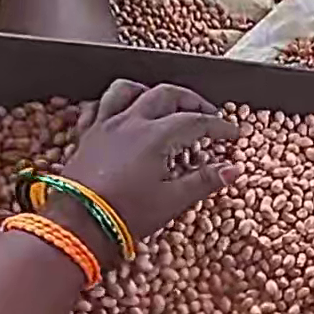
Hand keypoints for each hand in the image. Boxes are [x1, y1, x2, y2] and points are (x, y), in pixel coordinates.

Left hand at [54, 81, 240, 258]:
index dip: (218, 125)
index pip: (196, 121)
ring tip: (163, 103)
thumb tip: (234, 170)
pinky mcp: (86, 135)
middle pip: (166, 95)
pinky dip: (114, 103)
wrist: (79, 223)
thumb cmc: (127, 214)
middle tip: (206, 114)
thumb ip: (204, 181)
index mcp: (156, 136)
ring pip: (128, 90)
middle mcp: (130, 122)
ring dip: (150, 92)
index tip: (233, 133)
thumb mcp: (172, 201)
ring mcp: (105, 125)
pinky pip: (98, 105)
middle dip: (191, 100)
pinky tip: (120, 113)